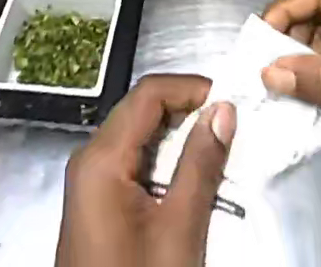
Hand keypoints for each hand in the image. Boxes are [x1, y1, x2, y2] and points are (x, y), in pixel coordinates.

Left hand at [57, 74, 236, 266]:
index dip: (189, 88)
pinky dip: (163, 160)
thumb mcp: (179, 231)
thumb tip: (223, 110)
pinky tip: (192, 176)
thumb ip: (200, 165)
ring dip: (177, 136)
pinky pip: (132, 162)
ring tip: (219, 147)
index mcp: (101, 157)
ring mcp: (90, 180)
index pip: (148, 95)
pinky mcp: (96, 202)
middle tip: (230, 124)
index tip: (230, 99)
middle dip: (186, 110)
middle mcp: (90, 158)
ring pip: (137, 135)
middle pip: (140, 111)